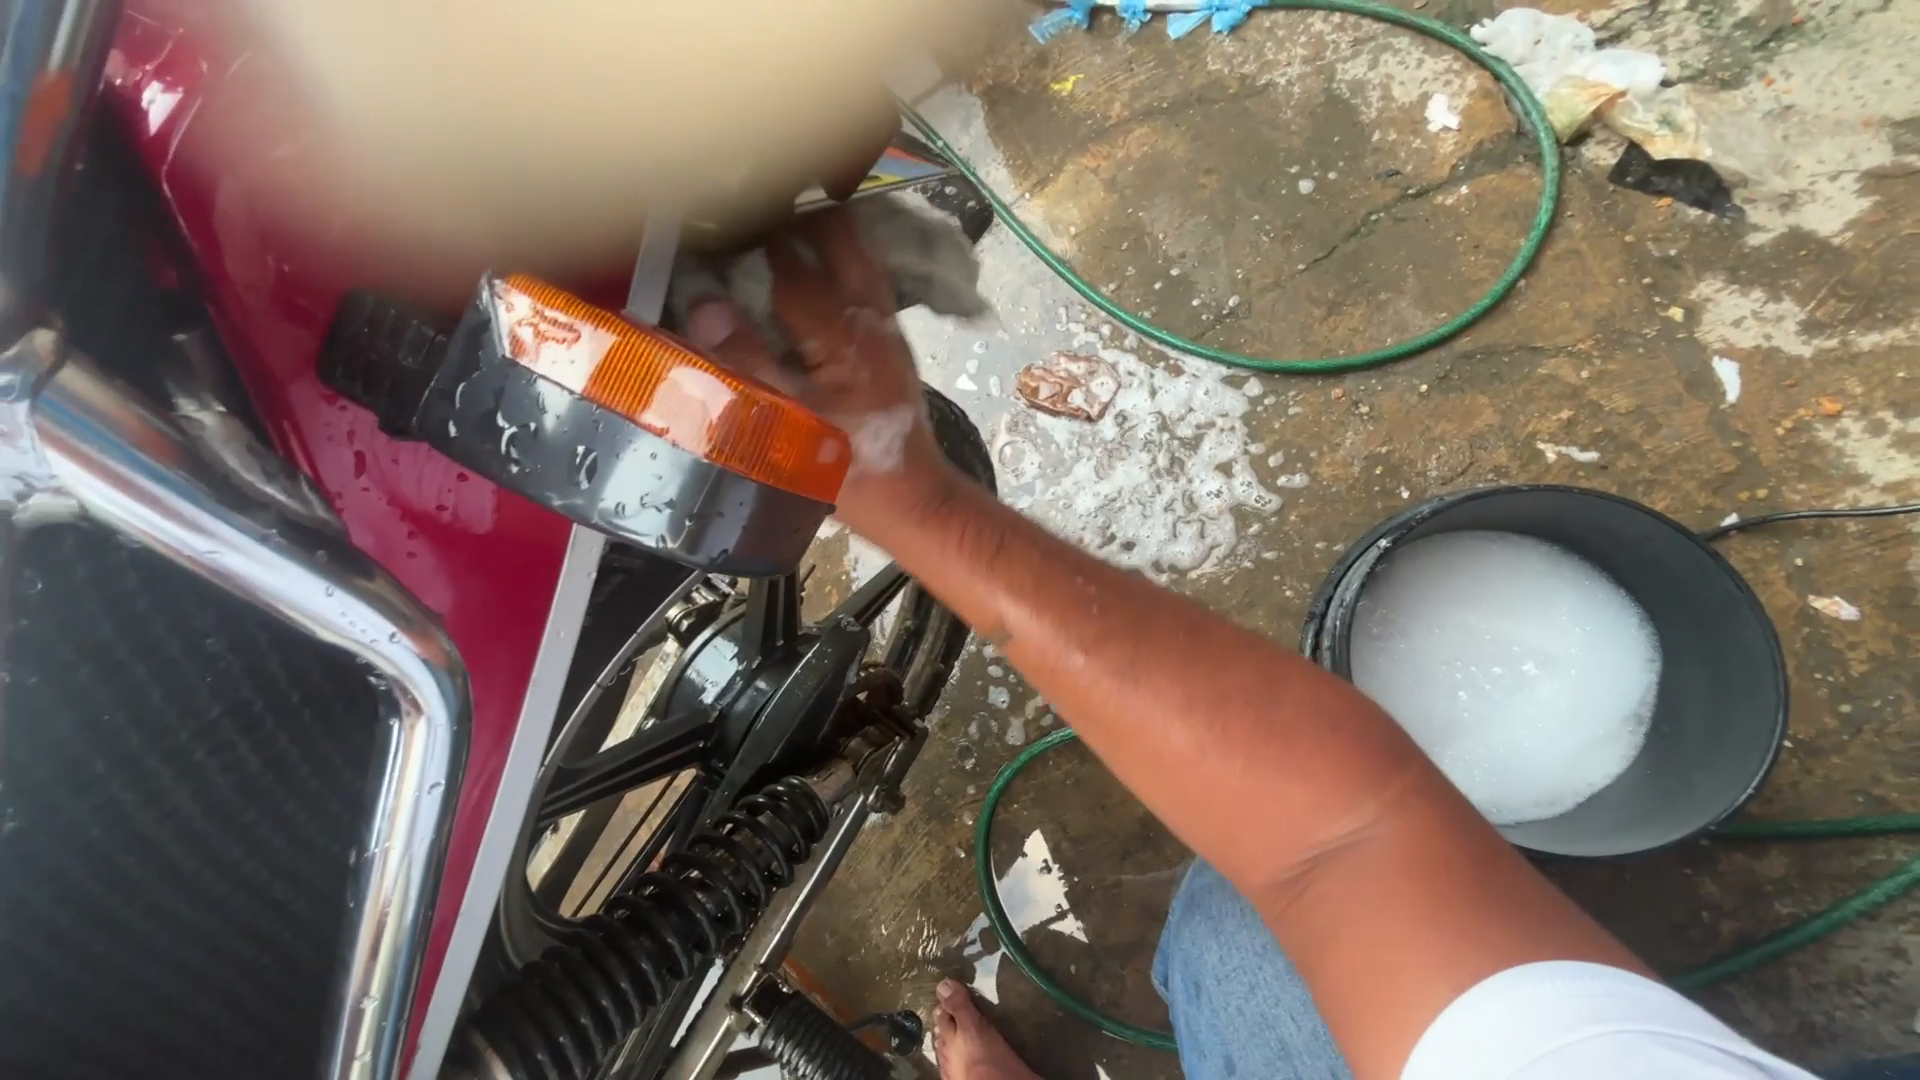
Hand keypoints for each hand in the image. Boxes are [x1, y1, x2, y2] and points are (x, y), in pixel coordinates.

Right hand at [683, 209, 961, 534]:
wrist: (911, 496)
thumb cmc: (844, 468)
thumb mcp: (786, 424)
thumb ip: (748, 363)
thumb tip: (705, 306)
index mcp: (841, 337)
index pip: (798, 269)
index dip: (764, 235)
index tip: (732, 205)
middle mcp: (871, 322)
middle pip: (845, 246)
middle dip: (808, 216)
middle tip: (769, 196)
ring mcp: (889, 333)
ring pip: (864, 262)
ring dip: (834, 234)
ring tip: (799, 213)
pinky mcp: (895, 347)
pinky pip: (873, 286)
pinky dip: (851, 262)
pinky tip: (832, 266)